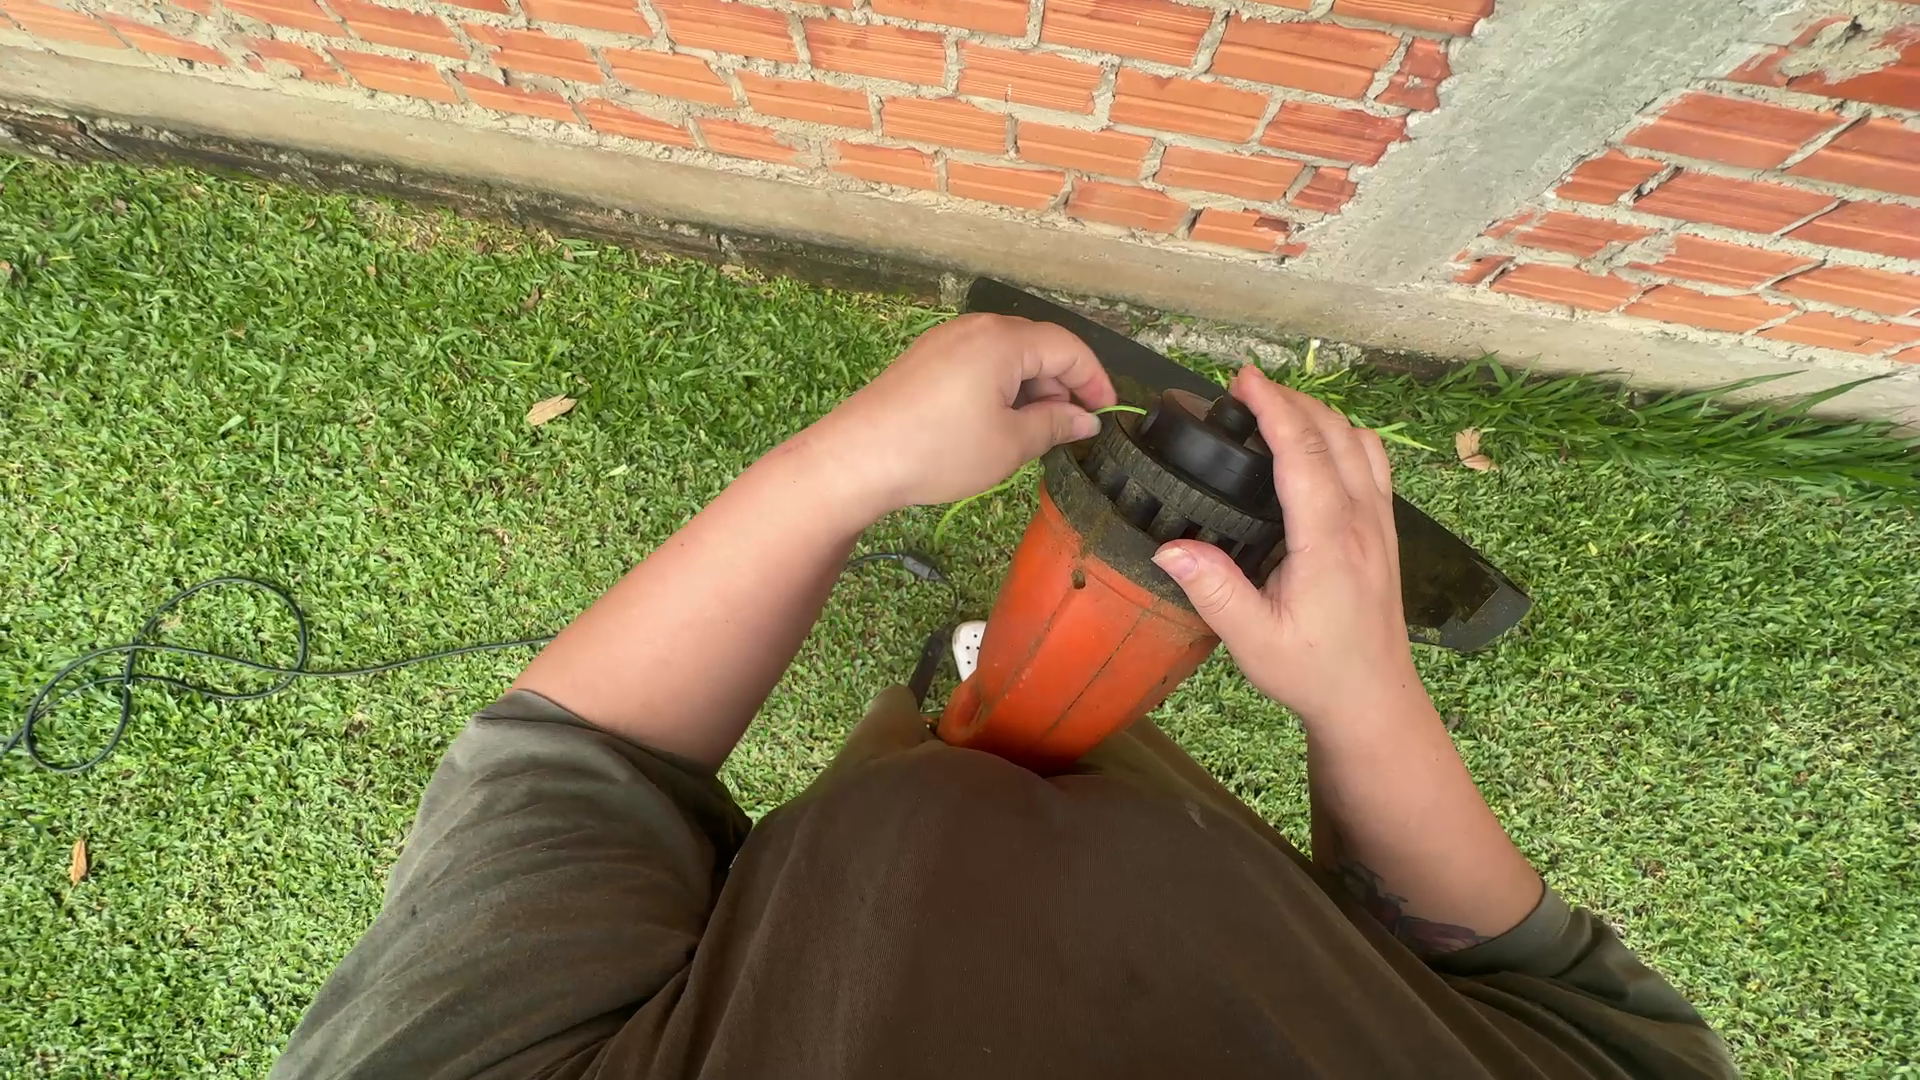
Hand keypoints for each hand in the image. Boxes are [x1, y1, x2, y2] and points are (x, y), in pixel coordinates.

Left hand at [809, 313, 1116, 512]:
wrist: (856, 458)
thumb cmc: (940, 451)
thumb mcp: (1010, 444)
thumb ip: (1055, 425)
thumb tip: (1085, 420)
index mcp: (1003, 340)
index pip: (1068, 347)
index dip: (1095, 380)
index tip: (1107, 414)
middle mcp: (975, 328)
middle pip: (1037, 347)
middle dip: (1061, 386)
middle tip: (1070, 430)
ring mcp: (945, 341)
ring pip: (1006, 357)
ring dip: (1029, 390)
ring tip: (1033, 433)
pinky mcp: (924, 360)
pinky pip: (978, 365)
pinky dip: (999, 389)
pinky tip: (996, 423)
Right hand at [1149, 365, 1423, 729]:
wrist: (1373, 700)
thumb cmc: (1312, 671)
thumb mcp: (1253, 640)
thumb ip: (1214, 591)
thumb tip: (1168, 547)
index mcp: (1329, 540)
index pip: (1304, 454)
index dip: (1274, 409)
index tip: (1243, 380)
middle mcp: (1362, 521)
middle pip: (1336, 434)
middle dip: (1292, 401)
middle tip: (1246, 390)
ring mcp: (1380, 524)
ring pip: (1361, 443)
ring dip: (1320, 415)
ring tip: (1277, 409)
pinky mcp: (1383, 532)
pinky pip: (1372, 463)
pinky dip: (1342, 436)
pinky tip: (1317, 446)